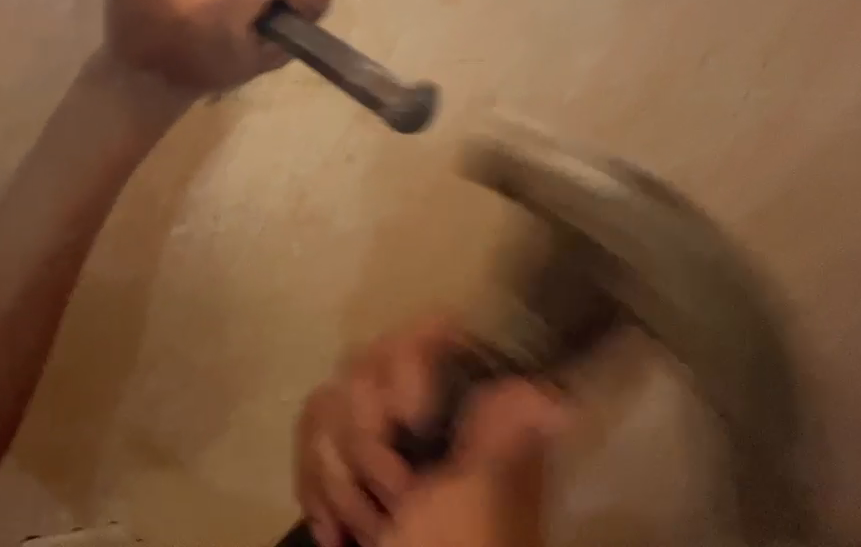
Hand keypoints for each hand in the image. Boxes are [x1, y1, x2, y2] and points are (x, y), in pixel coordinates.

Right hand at [295, 319, 564, 546]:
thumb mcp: (475, 509)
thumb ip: (495, 442)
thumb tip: (551, 397)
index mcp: (467, 416)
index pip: (429, 334)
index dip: (405, 364)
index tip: (409, 420)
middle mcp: (424, 417)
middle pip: (362, 366)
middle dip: (362, 441)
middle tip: (393, 498)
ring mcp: (383, 441)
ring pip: (326, 404)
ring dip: (337, 477)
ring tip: (368, 530)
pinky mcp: (348, 467)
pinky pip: (308, 442)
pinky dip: (314, 487)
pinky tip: (333, 532)